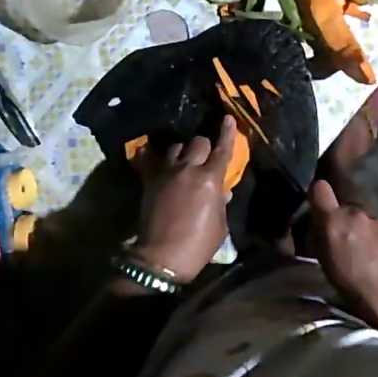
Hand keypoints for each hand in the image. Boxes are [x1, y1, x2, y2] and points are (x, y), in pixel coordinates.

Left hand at [130, 115, 234, 282]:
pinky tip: (149, 152)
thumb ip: (221, 203)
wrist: (163, 258)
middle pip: (198, 142)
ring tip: (183, 160)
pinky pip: (149, 160)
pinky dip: (151, 155)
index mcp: (210, 179)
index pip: (222, 150)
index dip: (228, 133)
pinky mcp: (150, 181)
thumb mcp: (219, 225)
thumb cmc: (198, 244)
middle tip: (205, 157)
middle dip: (204, 147)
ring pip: (176, 147)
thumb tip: (223, 191)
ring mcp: (166, 173)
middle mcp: (188, 169)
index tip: (229, 118)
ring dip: (182, 152)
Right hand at [306, 180, 377, 341]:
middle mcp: (357, 214)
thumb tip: (321, 228)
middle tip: (348, 246)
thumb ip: (323, 239)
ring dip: (365, 233)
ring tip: (371, 258)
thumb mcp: (327, 266)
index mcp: (334, 221)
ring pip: (366, 222)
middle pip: (345, 210)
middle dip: (345, 223)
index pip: (319, 188)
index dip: (318, 196)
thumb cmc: (357, 289)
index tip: (320, 209)